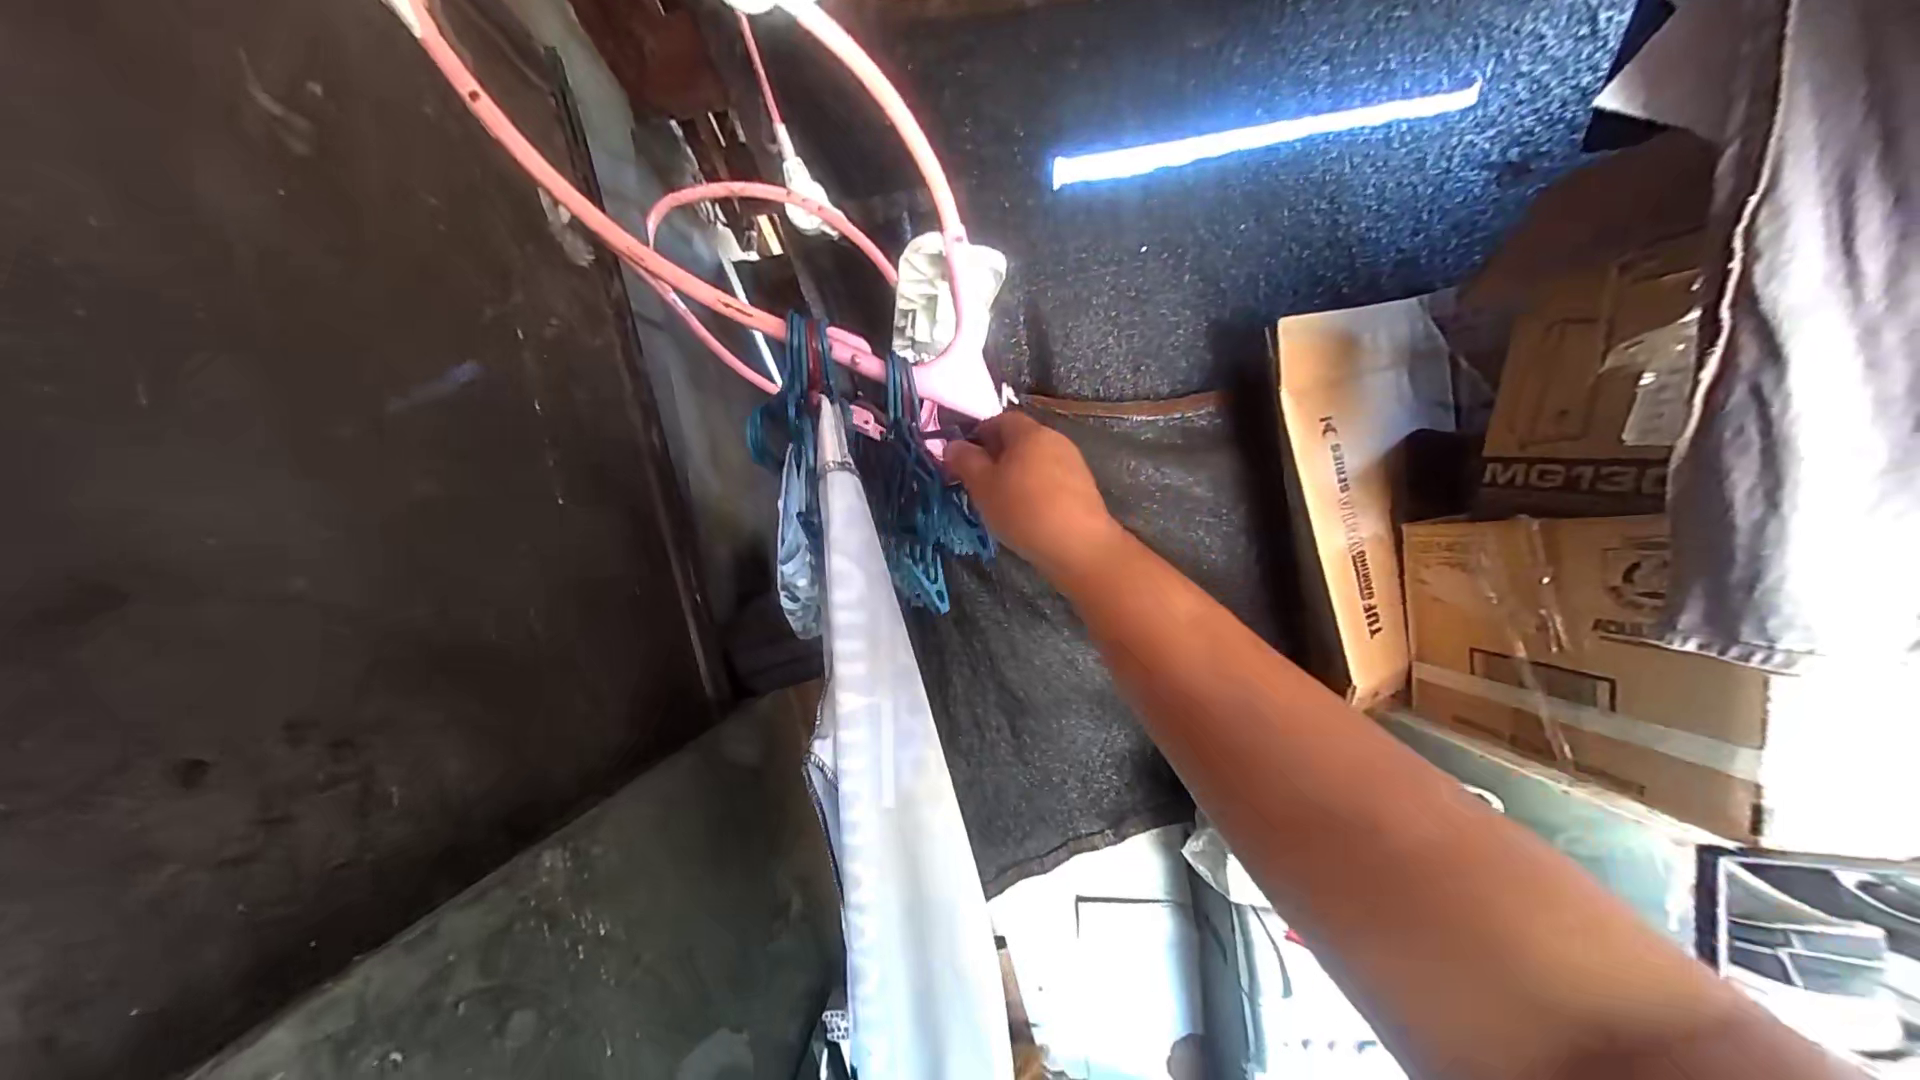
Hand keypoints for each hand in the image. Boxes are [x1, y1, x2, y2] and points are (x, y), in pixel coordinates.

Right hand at [945, 410, 1124, 580]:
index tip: (964, 458)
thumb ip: (965, 461)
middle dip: (997, 455)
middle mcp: (1055, 439)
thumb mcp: (983, 486)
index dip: (978, 434)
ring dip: (1017, 474)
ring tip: (1003, 501)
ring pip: (1036, 460)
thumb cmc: (1023, 510)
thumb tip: (952, 445)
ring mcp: (1073, 463)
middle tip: (979, 482)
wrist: (1078, 545)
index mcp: (1029, 432)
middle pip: (1020, 440)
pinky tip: (1029, 513)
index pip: (999, 419)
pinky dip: (1036, 489)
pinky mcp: (1084, 487)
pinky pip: (1052, 479)